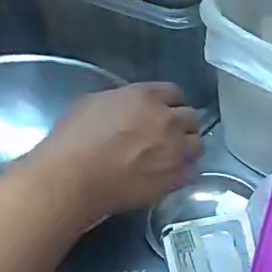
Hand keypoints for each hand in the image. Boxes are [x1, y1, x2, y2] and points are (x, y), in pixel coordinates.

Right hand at [27, 82, 202, 220]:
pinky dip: (184, 170)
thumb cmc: (73, 139)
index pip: (175, 92)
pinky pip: (191, 170)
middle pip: (191, 117)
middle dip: (182, 123)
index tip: (165, 110)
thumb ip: (121, 100)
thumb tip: (128, 107)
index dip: (170, 102)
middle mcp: (168, 120)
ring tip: (175, 154)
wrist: (74, 179)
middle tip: (170, 133)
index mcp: (146, 97)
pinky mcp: (175, 177)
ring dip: (188, 147)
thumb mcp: (92, 102)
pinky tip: (171, 173)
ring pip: (197, 144)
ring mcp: (175, 150)